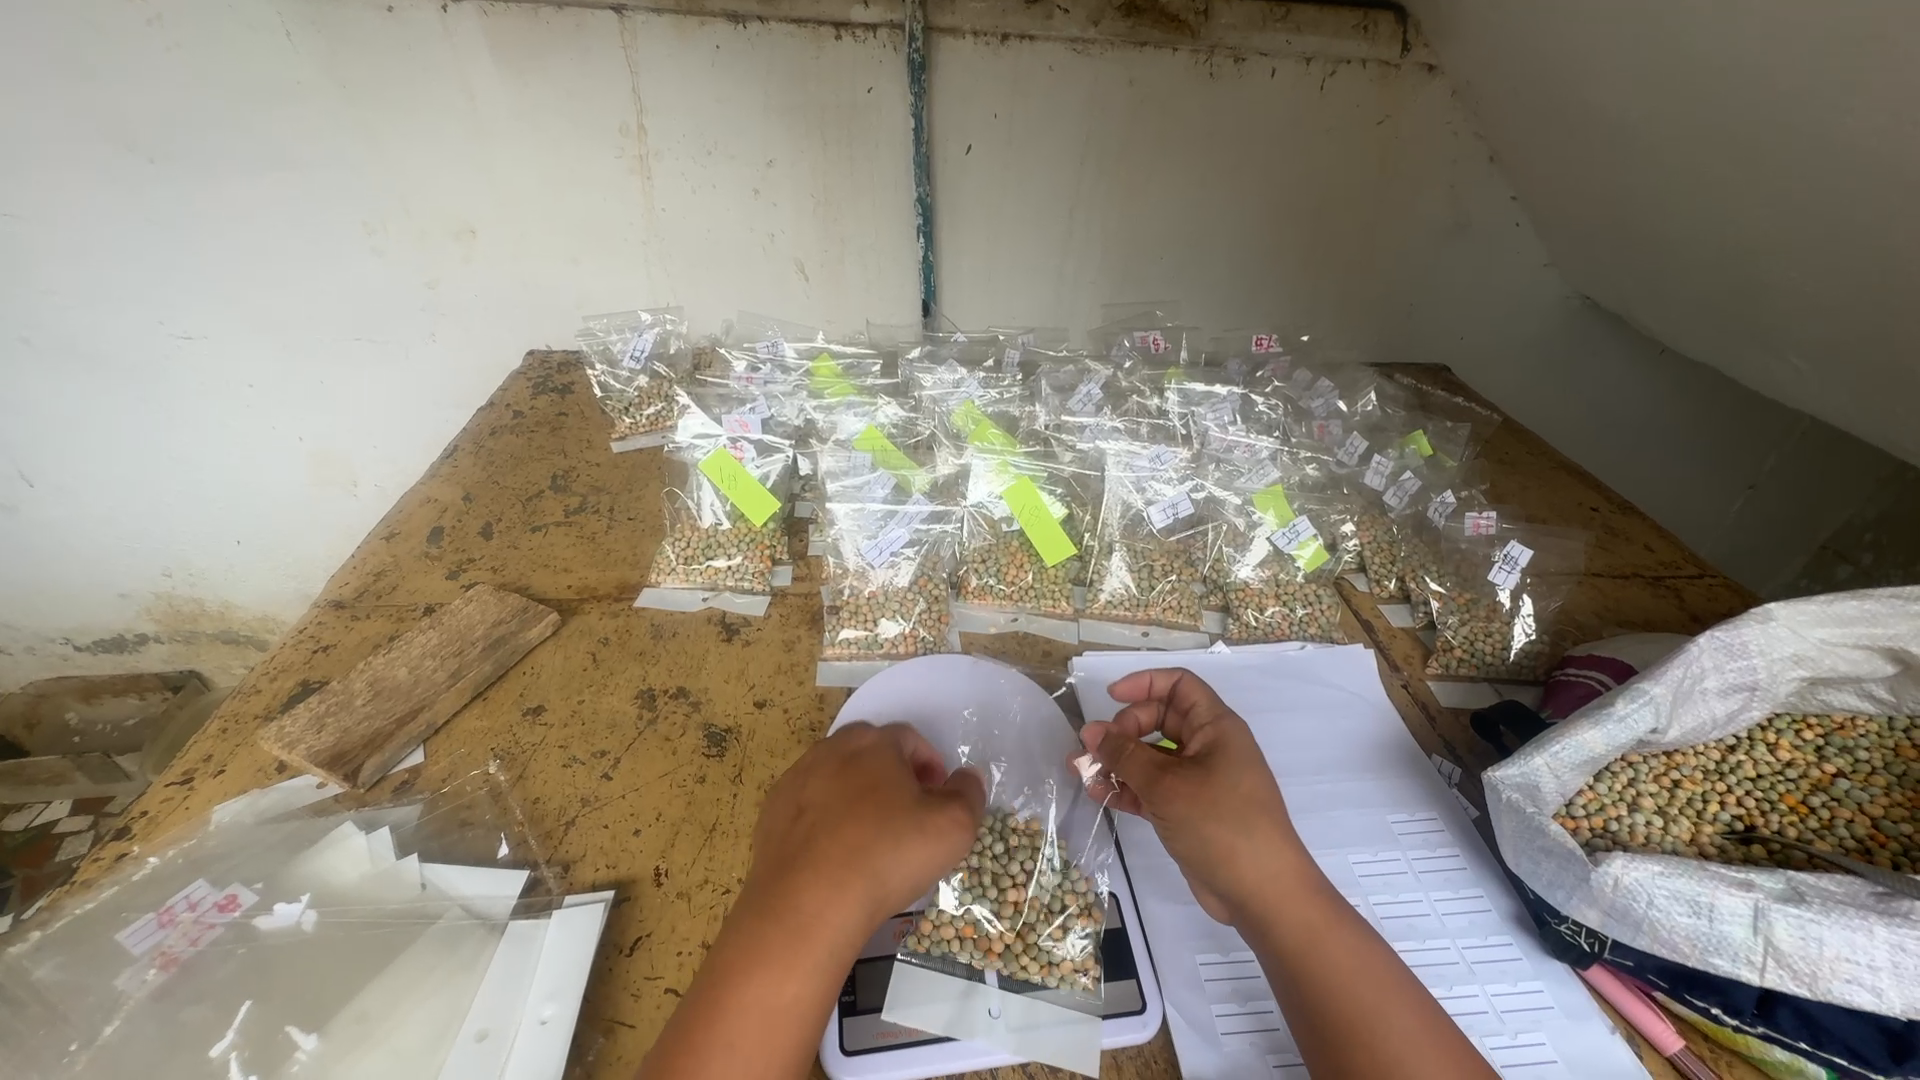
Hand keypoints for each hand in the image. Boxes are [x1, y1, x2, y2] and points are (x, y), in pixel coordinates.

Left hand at [745, 722, 985, 934]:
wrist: (806, 903)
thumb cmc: (887, 855)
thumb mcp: (953, 827)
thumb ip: (968, 794)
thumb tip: (967, 776)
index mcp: (875, 744)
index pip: (909, 738)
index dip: (929, 763)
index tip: (939, 796)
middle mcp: (831, 750)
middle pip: (868, 751)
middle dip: (892, 773)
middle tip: (907, 811)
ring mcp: (795, 781)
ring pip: (835, 777)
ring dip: (856, 795)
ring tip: (870, 836)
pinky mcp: (771, 815)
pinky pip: (807, 807)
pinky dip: (824, 821)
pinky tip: (835, 855)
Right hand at [1080, 668, 1304, 924]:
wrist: (1262, 894)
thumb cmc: (1220, 824)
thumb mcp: (1166, 784)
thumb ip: (1124, 754)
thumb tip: (1090, 731)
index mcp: (1215, 727)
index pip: (1179, 685)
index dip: (1144, 683)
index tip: (1110, 697)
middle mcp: (1208, 747)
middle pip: (1159, 720)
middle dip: (1122, 729)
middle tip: (1094, 748)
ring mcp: (1199, 781)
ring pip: (1151, 758)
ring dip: (1118, 762)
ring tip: (1082, 772)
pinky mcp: (1189, 811)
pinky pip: (1152, 788)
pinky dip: (1127, 789)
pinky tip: (1099, 794)